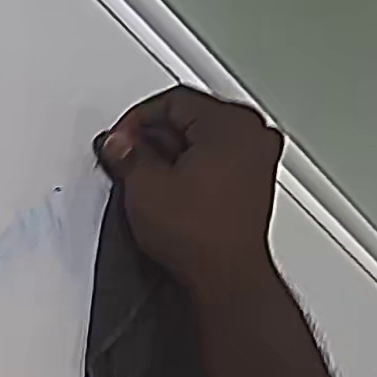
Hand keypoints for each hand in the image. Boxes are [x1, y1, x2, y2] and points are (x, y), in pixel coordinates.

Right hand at [96, 86, 283, 291]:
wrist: (224, 275)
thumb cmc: (199, 235)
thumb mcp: (145, 186)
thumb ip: (128, 155)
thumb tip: (119, 143)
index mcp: (231, 124)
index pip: (174, 101)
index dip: (137, 119)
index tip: (119, 140)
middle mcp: (252, 136)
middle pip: (191, 117)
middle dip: (154, 135)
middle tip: (128, 155)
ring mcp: (257, 161)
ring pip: (203, 140)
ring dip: (171, 153)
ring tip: (146, 178)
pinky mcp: (252, 186)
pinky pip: (216, 161)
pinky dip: (190, 168)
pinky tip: (169, 190)